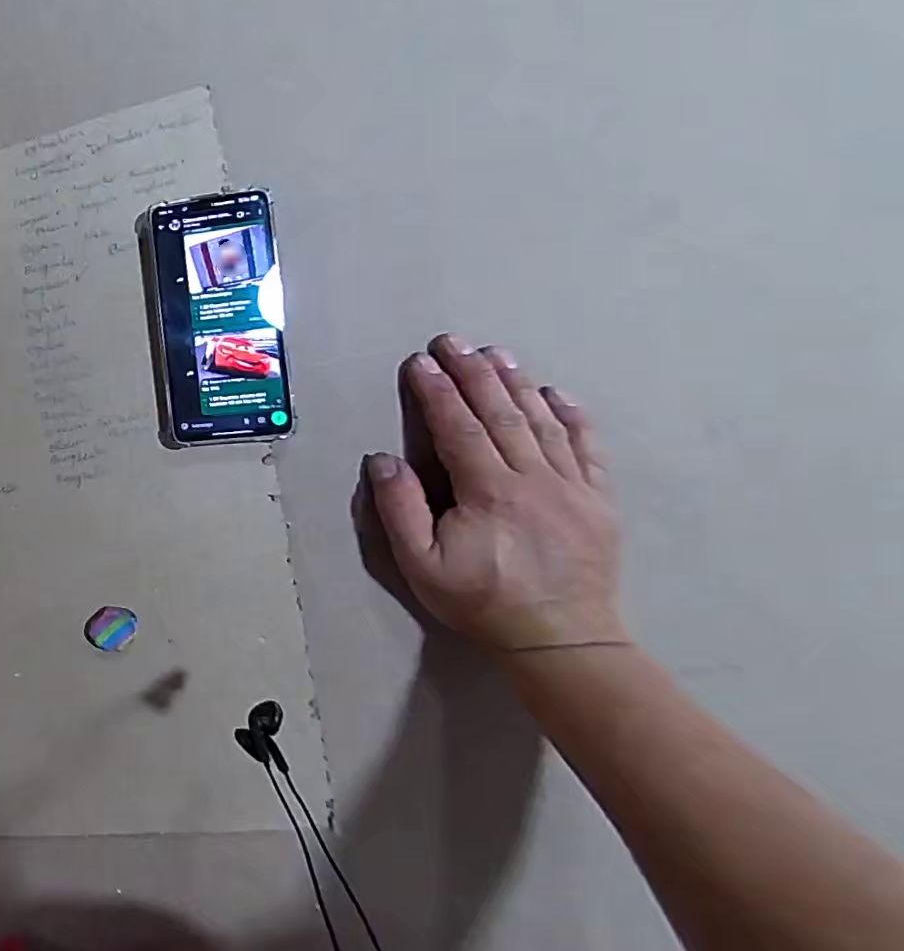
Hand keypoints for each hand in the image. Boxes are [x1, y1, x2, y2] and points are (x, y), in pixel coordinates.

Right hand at [361, 334, 625, 651]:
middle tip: (454, 342)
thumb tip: (384, 460)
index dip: (436, 392)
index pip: (458, 429)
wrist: (563, 639)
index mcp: (491, 493)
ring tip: (496, 354)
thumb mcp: (420, 564)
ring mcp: (574, 488)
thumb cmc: (479, 601)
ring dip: (516, 384)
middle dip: (473, 374)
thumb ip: (400, 509)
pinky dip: (571, 416)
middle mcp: (536, 480)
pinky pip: (587, 448)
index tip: (419, 362)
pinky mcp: (598, 501)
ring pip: (542, 423)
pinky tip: (555, 394)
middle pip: (501, 415)